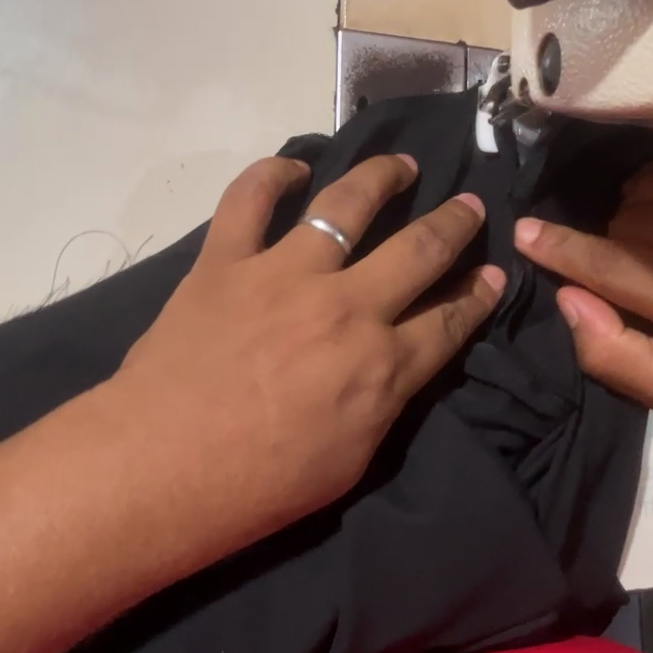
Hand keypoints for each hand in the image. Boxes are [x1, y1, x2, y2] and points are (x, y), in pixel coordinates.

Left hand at [116, 153, 505, 523]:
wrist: (158, 472)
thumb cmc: (260, 487)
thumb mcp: (352, 461)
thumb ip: (384, 401)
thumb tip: (397, 363)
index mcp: (382, 366)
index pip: (450, 320)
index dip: (479, 295)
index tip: (494, 273)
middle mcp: (347, 307)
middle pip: (419, 250)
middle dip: (455, 225)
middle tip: (470, 205)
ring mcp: (284, 275)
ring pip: (347, 205)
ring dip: (382, 178)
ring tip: (399, 164)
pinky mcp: (226, 261)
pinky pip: (249, 200)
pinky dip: (271, 175)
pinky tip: (293, 168)